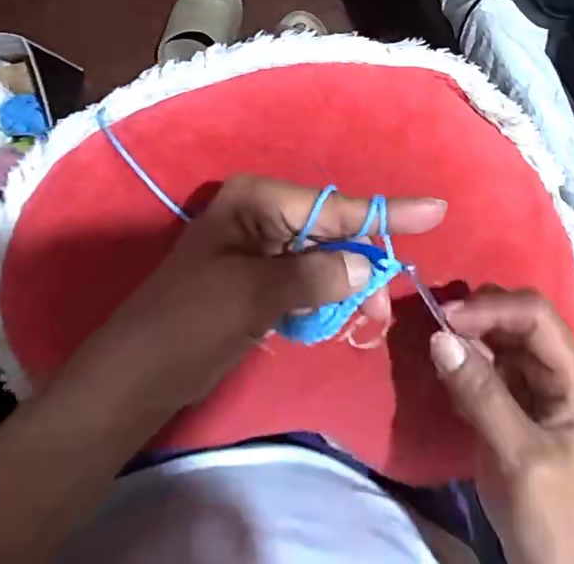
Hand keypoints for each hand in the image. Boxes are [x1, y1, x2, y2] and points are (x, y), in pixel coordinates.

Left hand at [61, 175, 446, 412]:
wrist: (137, 373)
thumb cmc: (190, 323)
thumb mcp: (254, 296)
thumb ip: (315, 276)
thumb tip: (366, 263)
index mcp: (256, 201)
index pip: (333, 206)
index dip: (386, 213)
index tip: (436, 210)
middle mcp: (260, 214)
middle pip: (332, 231)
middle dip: (363, 262)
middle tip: (386, 302)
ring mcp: (258, 247)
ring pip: (323, 259)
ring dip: (346, 286)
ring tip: (366, 319)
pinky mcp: (257, 279)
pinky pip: (306, 281)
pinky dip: (325, 299)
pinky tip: (338, 317)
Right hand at [431, 288, 573, 563]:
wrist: (548, 563)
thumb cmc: (547, 512)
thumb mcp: (517, 455)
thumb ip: (481, 393)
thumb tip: (439, 337)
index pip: (535, 315)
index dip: (491, 308)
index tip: (446, 318)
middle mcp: (559, 367)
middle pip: (517, 314)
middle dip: (477, 315)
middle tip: (437, 329)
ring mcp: (535, 378)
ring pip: (497, 330)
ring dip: (466, 333)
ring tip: (439, 350)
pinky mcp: (511, 391)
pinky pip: (483, 354)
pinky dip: (462, 355)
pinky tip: (448, 373)